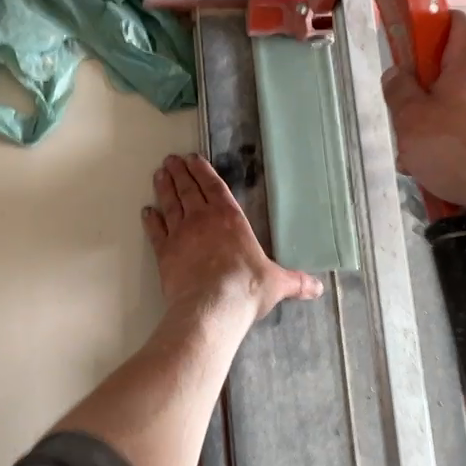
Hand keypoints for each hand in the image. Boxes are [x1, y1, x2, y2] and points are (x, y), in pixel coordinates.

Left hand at [142, 154, 323, 326]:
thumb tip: (318, 288)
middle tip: (171, 160)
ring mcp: (181, 234)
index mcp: (230, 218)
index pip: (215, 187)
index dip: (203, 171)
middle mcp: (203, 219)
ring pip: (170, 204)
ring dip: (164, 188)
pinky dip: (151, 220)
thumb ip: (295, 282)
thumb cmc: (247, 289)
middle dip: (180, 173)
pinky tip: (147, 211)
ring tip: (159, 174)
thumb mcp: (278, 283)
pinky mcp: (165, 252)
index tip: (193, 159)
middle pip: (189, 189)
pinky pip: (156, 231)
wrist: (213, 306)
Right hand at [382, 12, 465, 211]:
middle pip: (461, 64)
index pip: (459, 21)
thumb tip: (397, 72)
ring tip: (424, 149)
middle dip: (433, 83)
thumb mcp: (410, 120)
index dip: (434, 26)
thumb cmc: (456, 149)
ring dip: (445, 114)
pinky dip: (464, 133)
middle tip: (410, 112)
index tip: (414, 47)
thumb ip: (399, 90)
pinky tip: (448, 163)